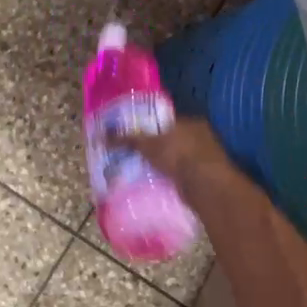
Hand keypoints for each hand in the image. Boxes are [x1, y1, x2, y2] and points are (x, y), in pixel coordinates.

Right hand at [115, 117, 234, 187]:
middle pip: (172, 139)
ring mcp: (205, 158)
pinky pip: (182, 173)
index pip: (166, 121)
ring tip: (142, 169)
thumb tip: (101, 135)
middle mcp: (201, 137)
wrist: (205, 186)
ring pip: (177, 158)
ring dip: (164, 164)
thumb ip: (126, 139)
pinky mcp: (205, 176)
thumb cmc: (178, 155)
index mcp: (191, 122)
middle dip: (155, 147)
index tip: (133, 135)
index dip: (149, 127)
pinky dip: (171, 177)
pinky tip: (157, 181)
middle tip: (135, 153)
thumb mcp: (146, 145)